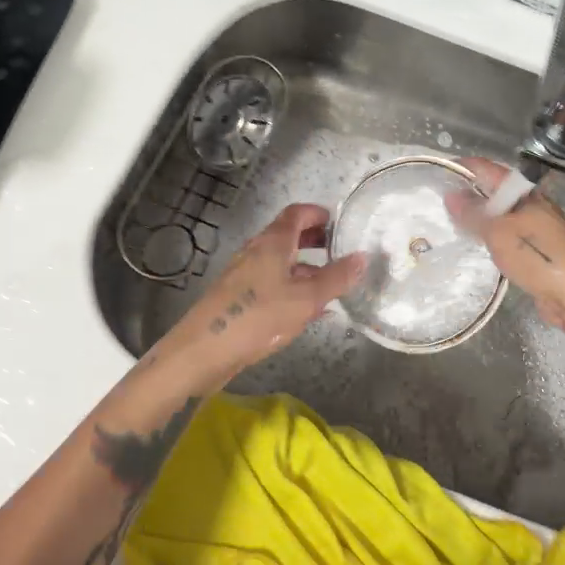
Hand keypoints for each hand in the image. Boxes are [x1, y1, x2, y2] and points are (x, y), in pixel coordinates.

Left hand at [155, 203, 365, 385]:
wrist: (202, 351)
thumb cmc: (257, 316)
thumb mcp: (305, 298)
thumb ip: (336, 278)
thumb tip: (362, 257)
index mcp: (272, 242)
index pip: (296, 213)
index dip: (318, 213)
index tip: (339, 223)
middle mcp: (256, 252)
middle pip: (288, 236)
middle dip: (314, 241)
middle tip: (339, 251)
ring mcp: (244, 275)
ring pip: (280, 262)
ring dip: (304, 268)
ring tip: (330, 286)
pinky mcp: (238, 299)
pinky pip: (271, 284)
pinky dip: (291, 288)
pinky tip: (306, 312)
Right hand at [448, 158, 564, 336]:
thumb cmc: (541, 258)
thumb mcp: (500, 234)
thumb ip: (474, 214)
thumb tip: (450, 194)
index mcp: (526, 193)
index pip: (490, 170)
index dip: (466, 167)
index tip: (440, 170)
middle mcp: (532, 204)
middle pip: (496, 191)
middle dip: (469, 191)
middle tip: (439, 199)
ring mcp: (537, 227)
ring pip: (502, 214)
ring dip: (479, 216)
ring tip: (450, 221)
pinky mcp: (538, 250)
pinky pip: (508, 235)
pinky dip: (490, 236)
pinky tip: (477, 245)